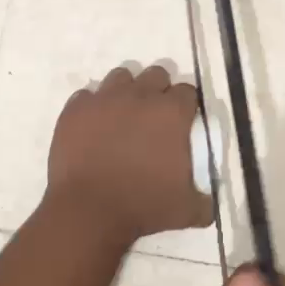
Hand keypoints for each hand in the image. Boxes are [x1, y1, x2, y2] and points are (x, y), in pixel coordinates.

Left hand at [44, 64, 214, 243]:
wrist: (90, 210)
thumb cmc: (143, 205)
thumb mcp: (187, 209)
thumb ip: (204, 200)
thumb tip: (209, 202)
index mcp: (171, 113)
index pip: (188, 92)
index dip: (186, 105)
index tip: (183, 120)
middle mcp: (139, 96)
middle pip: (155, 75)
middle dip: (158, 90)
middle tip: (154, 116)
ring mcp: (104, 99)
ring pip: (120, 77)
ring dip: (126, 91)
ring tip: (123, 115)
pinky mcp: (75, 109)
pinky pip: (87, 96)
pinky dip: (93, 107)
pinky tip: (94, 125)